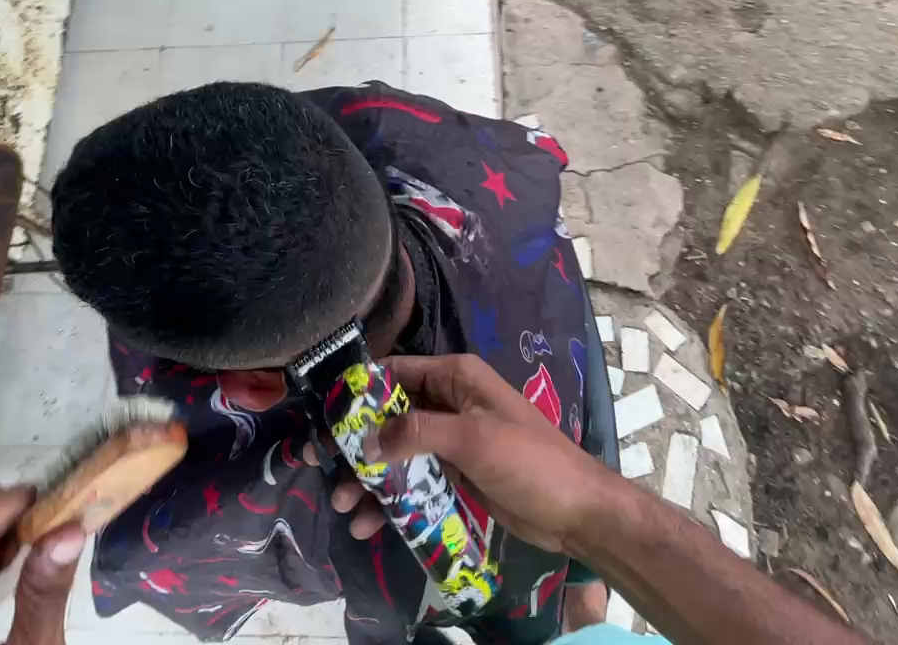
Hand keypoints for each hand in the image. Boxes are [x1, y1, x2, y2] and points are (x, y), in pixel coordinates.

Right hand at [327, 353, 611, 554]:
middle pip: (389, 415)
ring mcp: (450, 440)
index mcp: (456, 377)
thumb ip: (418, 433)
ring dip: (367, 478)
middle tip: (320, 467)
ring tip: (344, 507)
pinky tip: (369, 524)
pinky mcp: (454, 474)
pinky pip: (412, 480)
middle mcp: (448, 402)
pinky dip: (389, 499)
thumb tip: (365, 440)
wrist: (576, 511)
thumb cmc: (529, 460)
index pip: (396, 372)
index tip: (325, 416)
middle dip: (356, 442)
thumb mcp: (474, 439)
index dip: (360, 391)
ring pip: (396, 452)